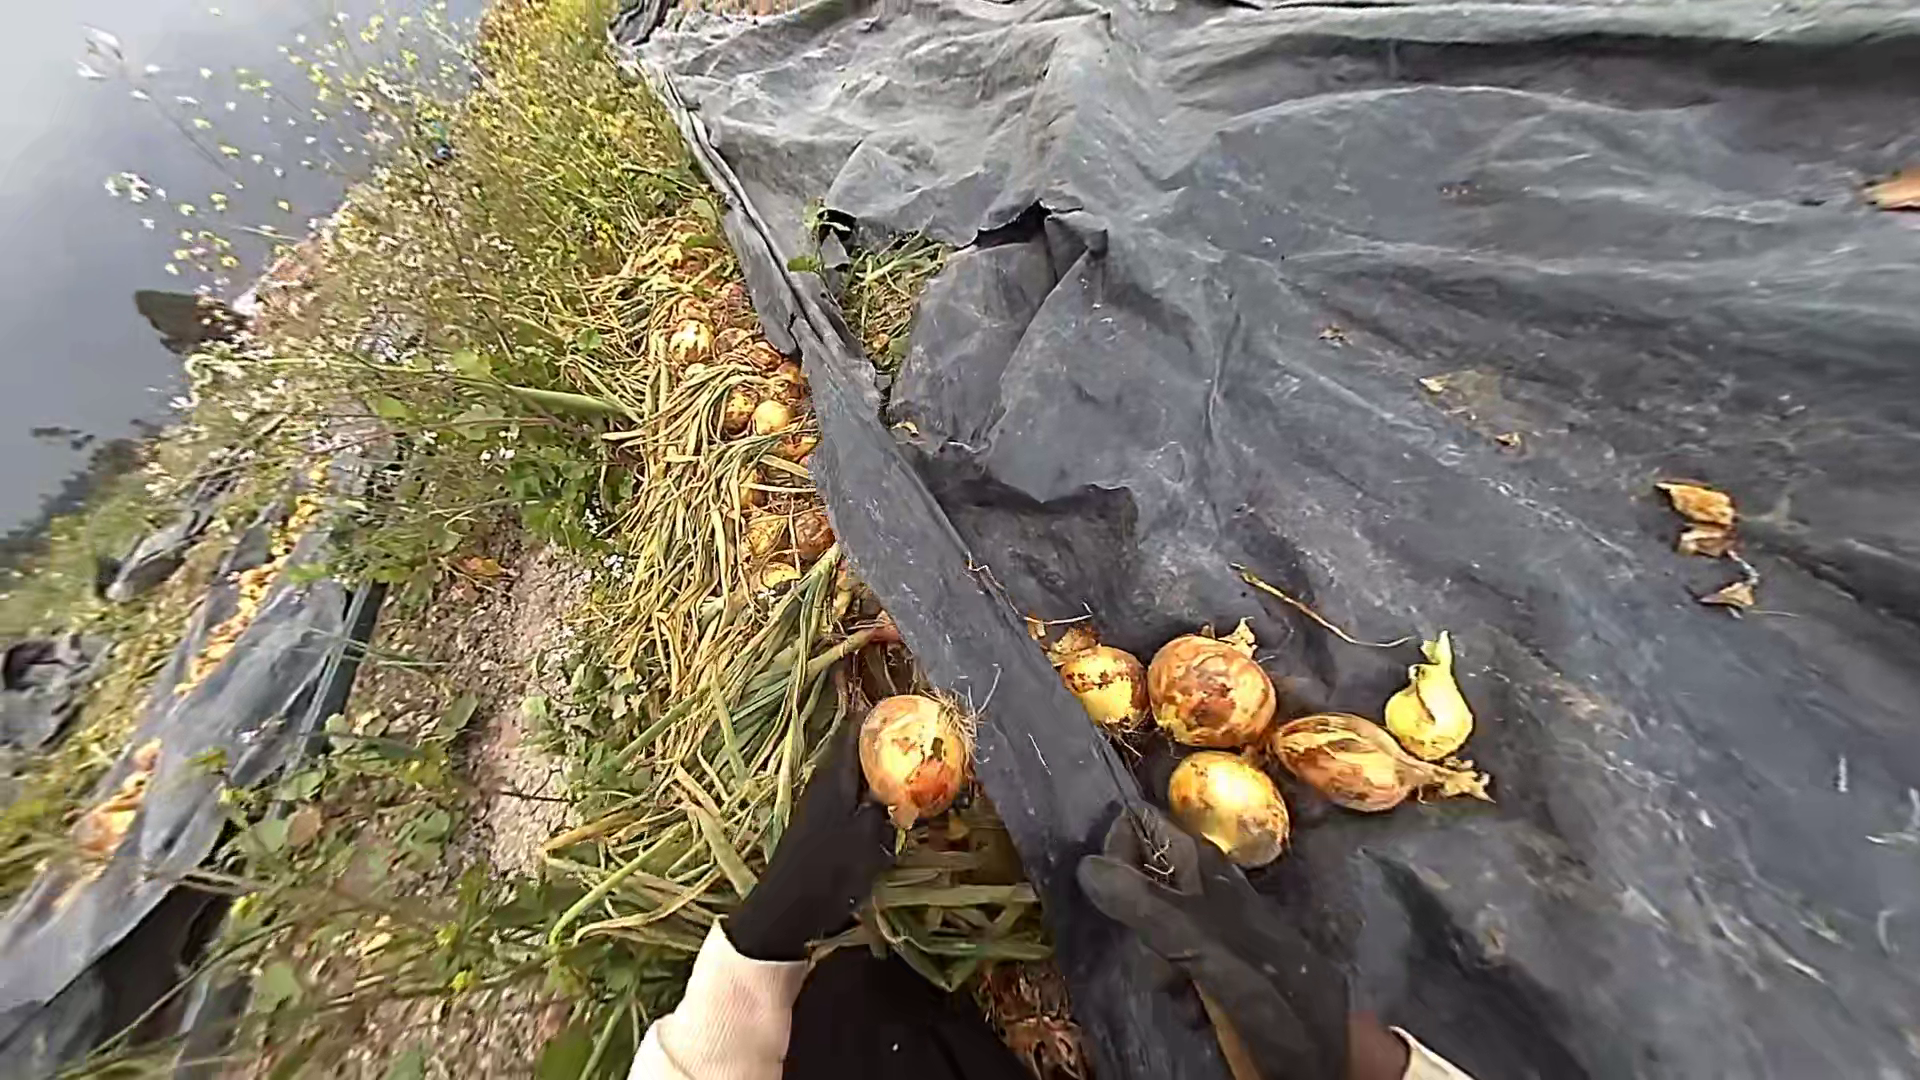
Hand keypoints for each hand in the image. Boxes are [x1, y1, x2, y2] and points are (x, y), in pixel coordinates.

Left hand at [726, 717, 895, 960]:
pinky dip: (868, 788)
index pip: (854, 727)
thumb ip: (888, 804)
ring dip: (876, 766)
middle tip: (915, 741)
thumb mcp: (869, 835)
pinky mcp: (819, 818)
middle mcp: (825, 778)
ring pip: (852, 768)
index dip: (878, 714)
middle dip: (883, 740)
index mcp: (836, 773)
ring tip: (908, 769)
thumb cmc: (829, 868)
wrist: (786, 908)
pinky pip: (848, 789)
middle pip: (854, 745)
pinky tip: (887, 805)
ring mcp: (820, 798)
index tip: (905, 711)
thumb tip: (906, 784)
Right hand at [1078, 806, 1399, 1079]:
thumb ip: (1143, 903)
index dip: (1117, 846)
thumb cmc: (1267, 986)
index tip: (1115, 889)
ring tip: (1184, 991)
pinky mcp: (1208, 961)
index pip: (1138, 821)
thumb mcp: (1201, 941)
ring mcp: (1202, 923)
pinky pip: (1166, 959)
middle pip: (1135, 877)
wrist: (1327, 1056)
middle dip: (1136, 920)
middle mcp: (1196, 884)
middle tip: (1160, 954)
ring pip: (1146, 924)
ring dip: (1156, 963)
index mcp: (1198, 861)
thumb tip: (1085, 864)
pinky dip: (1173, 985)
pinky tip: (1195, 1008)